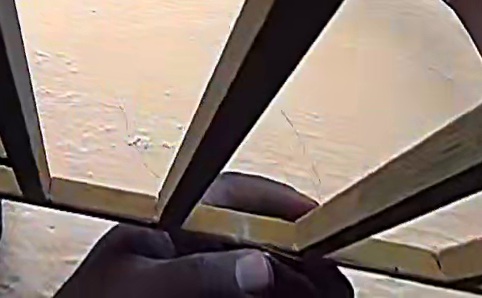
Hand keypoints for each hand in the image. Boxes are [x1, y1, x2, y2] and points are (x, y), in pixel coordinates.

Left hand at [55, 174, 349, 297]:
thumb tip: (264, 264)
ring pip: (252, 269)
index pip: (230, 194)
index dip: (276, 202)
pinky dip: (268, 292)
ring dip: (290, 281)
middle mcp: (187, 243)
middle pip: (252, 235)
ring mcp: (192, 276)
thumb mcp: (145, 287)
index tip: (318, 224)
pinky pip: (238, 288)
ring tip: (326, 296)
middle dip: (296, 254)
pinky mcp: (194, 295)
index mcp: (171, 222)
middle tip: (336, 282)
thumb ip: (198, 274)